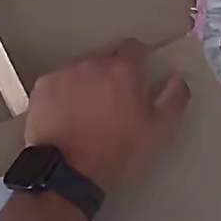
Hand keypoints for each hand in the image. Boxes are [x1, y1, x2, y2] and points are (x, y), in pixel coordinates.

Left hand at [25, 40, 189, 190]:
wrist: (68, 173)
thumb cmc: (118, 151)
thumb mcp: (159, 131)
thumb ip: (174, 99)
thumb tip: (177, 79)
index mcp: (124, 70)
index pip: (135, 47)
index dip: (139, 61)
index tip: (139, 80)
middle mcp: (93, 62)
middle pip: (107, 56)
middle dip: (114, 70)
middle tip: (116, 99)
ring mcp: (64, 73)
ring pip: (82, 67)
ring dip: (89, 80)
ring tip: (90, 109)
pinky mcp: (42, 86)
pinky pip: (60, 81)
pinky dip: (66, 91)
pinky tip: (68, 113)